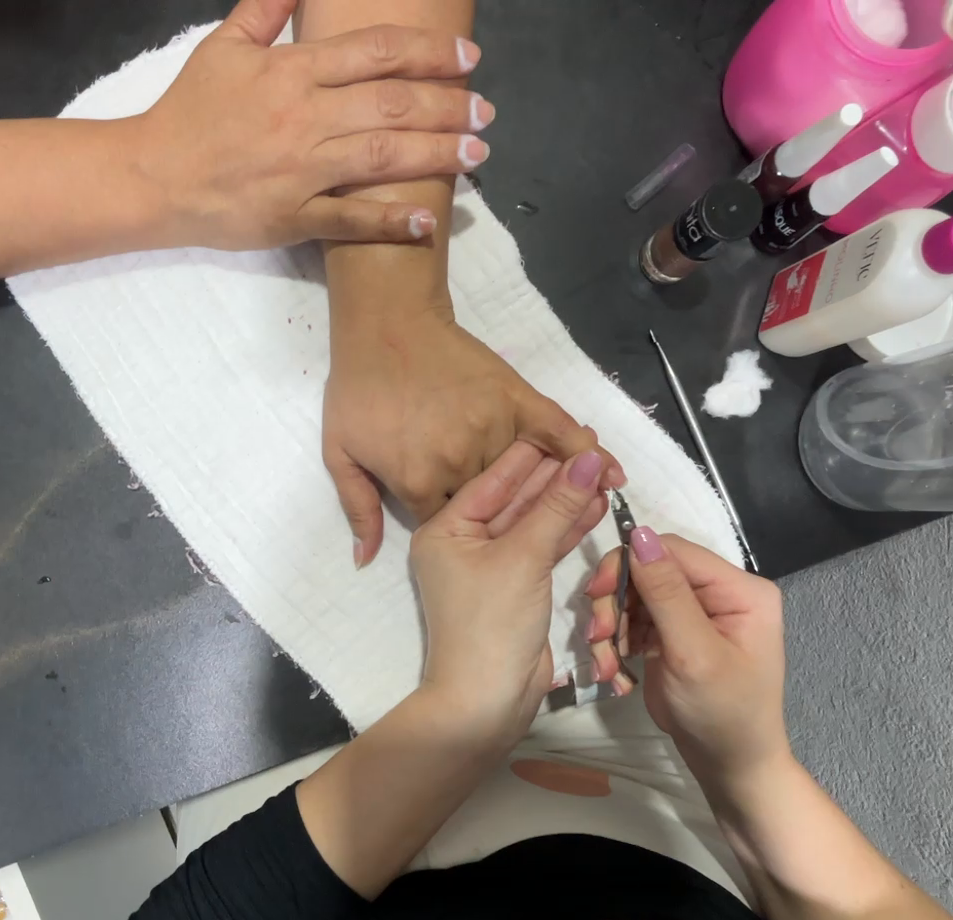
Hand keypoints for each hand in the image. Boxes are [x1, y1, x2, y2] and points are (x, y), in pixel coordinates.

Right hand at [134, 0, 492, 248]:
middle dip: (447, 105)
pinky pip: (349, 221)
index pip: (375, 54)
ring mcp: (301, 170)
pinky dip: (389, 222)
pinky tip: (426, 221)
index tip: (467, 62)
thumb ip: (264, 10)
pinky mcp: (292, 217)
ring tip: (476, 155)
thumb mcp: (223, 47)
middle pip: (392, 103)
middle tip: (485, 114)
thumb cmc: (190, 114)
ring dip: (435, 154)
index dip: (428, 54)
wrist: (156, 177)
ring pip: (381, 156)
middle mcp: (306, 117)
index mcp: (293, 72)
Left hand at [324, 310, 622, 565]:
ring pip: (524, 475)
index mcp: (418, 483)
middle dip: (500, 512)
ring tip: (566, 507)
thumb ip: (359, 510)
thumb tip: (364, 562)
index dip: (449, 516)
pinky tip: (611, 475)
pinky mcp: (517, 401)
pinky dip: (585, 453)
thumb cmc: (358, 390)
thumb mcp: (340, 453)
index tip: (461, 521)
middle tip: (513, 518)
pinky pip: (558, 433)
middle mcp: (460, 463)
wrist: (385, 324)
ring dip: (542, 490)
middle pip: (490, 504)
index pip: (445, 519)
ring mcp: (492, 430)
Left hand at [410, 442, 608, 735]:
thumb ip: (556, 506)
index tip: (573, 429)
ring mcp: (488, 565)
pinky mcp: (513, 585)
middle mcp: (462, 542)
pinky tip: (595, 507)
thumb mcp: (523, 558)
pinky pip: (541, 547)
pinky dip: (566, 530)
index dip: (536, 453)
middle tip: (599, 449)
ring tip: (606, 473)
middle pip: (515, 498)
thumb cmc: (491, 622)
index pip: (495, 478)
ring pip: (532, 522)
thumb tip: (588, 458)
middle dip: (557, 477)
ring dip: (567, 501)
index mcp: (444, 528)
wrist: (486, 699)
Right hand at [583, 531, 790, 782]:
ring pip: (631, 596)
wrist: (728, 766)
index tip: (594, 594)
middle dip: (615, 603)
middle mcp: (716, 593)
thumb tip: (638, 533)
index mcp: (738, 588)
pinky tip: (613, 670)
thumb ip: (666, 592)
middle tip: (596, 636)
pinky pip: (630, 621)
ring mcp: (691, 614)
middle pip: (646, 572)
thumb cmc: (723, 712)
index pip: (672, 551)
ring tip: (604, 663)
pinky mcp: (669, 634)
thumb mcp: (694, 652)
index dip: (628, 564)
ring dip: (610, 628)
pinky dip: (615, 644)